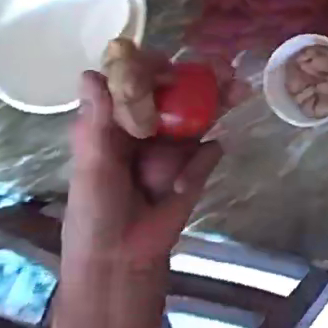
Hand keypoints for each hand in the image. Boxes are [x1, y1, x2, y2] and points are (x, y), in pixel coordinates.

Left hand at [63, 71, 223, 275]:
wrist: (121, 260)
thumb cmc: (95, 211)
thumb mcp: (90, 164)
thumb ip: (96, 120)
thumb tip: (88, 73)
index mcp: (119, 118)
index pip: (139, 80)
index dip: (153, 68)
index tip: (166, 67)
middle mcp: (151, 123)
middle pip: (179, 91)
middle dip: (201, 77)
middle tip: (223, 68)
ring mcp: (176, 144)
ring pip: (203, 112)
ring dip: (221, 99)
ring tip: (239, 89)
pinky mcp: (196, 166)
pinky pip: (209, 151)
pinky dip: (200, 165)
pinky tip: (179, 188)